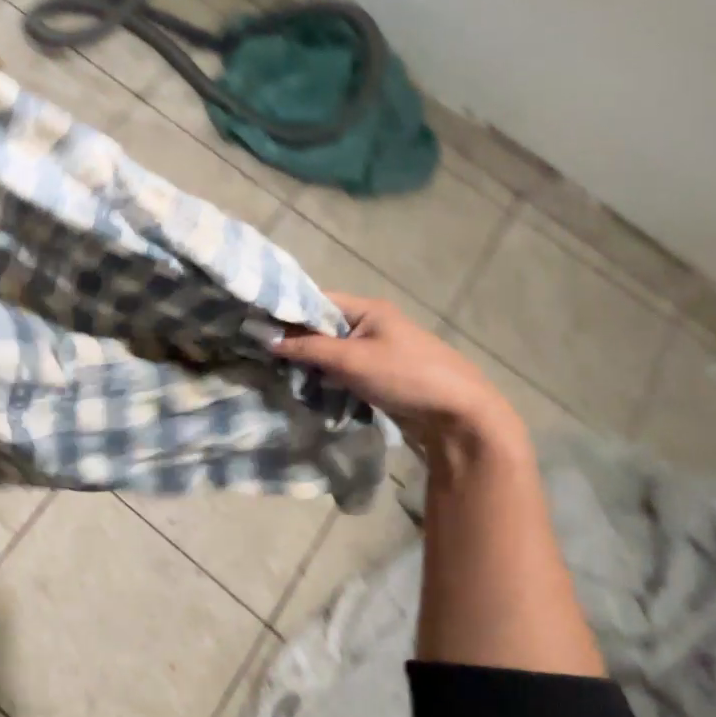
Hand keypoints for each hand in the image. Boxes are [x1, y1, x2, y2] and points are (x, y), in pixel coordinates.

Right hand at [272, 292, 523, 442]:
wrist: (458, 415)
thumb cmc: (405, 376)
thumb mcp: (350, 359)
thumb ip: (307, 348)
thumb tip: (268, 340)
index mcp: (368, 310)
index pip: (317, 301)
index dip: (287, 311)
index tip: (256, 327)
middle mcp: (371, 325)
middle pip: (321, 326)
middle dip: (294, 340)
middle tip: (263, 355)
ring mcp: (376, 351)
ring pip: (330, 350)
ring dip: (309, 362)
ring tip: (279, 373)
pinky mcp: (378, 375)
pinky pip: (341, 369)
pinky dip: (324, 377)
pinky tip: (306, 388)